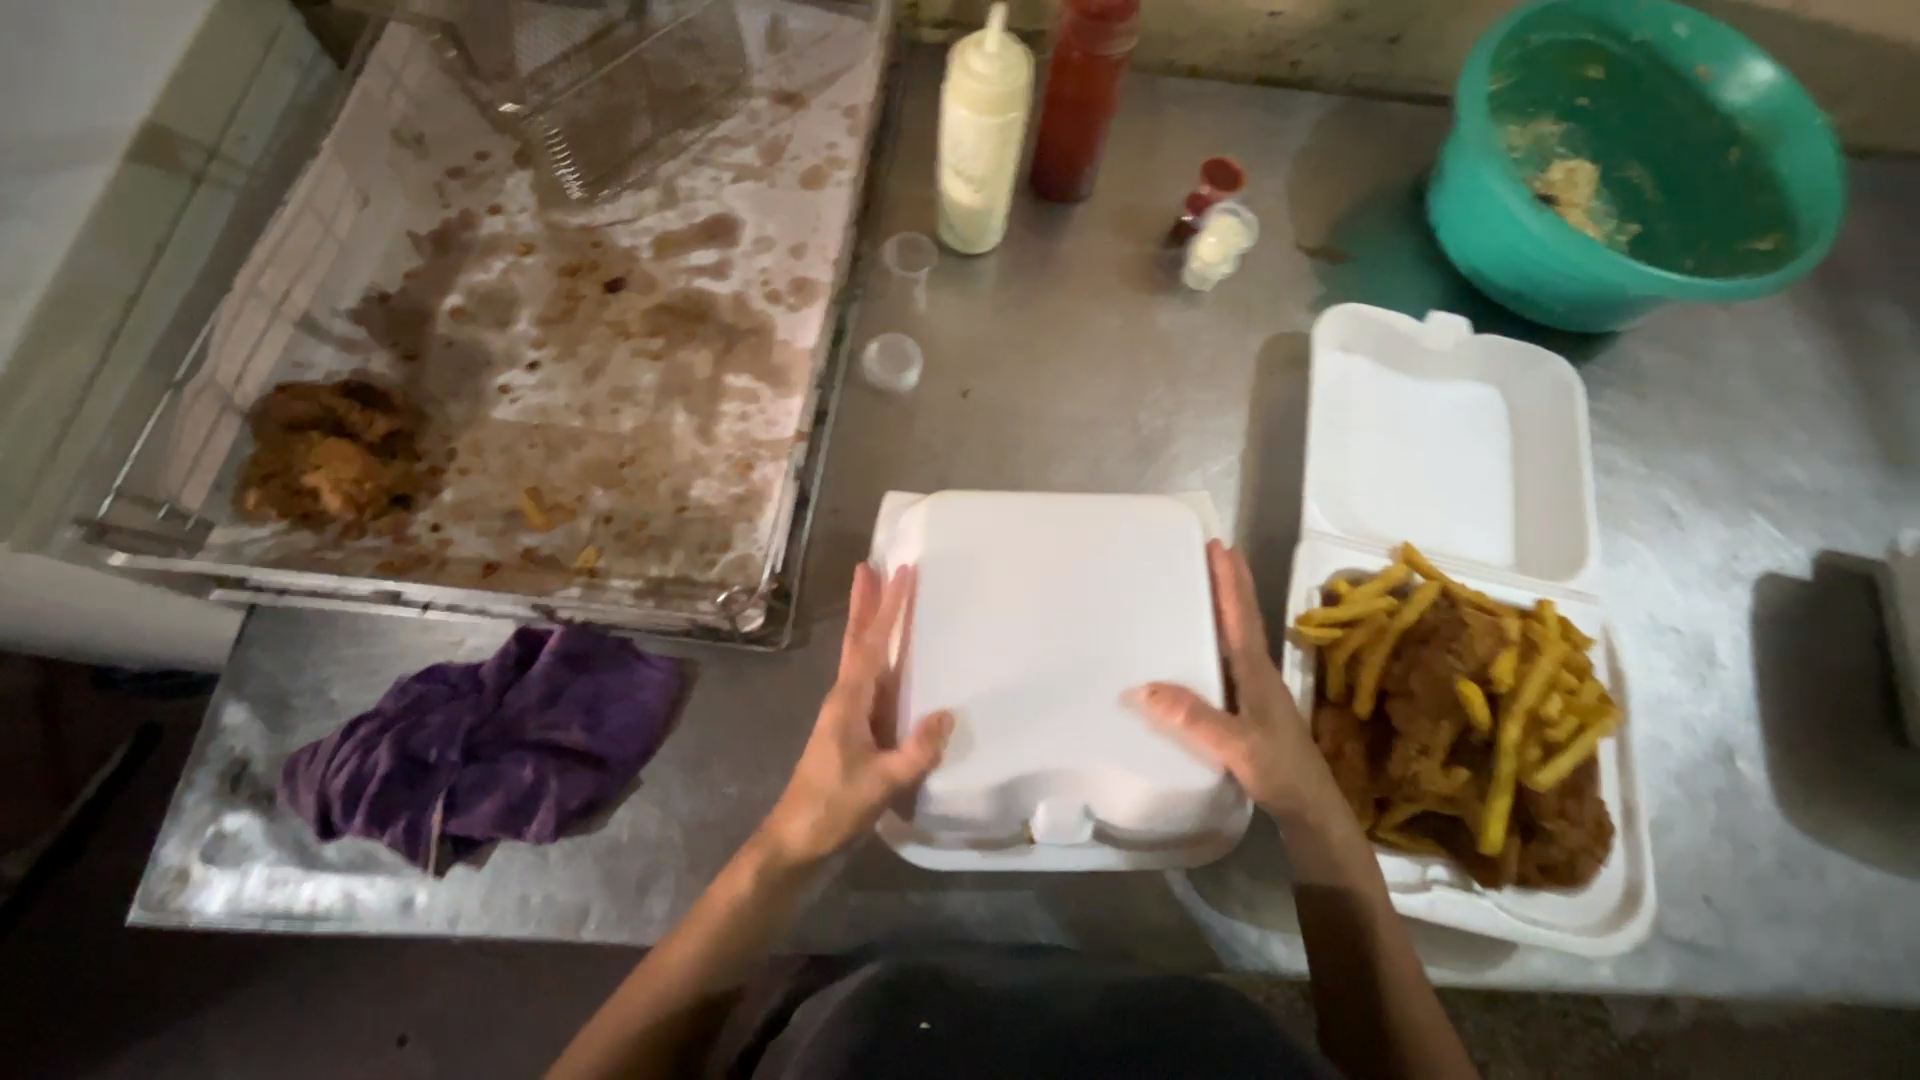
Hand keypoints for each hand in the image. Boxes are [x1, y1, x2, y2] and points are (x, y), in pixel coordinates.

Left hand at [760, 563, 953, 866]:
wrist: (796, 839)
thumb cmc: (833, 807)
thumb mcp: (880, 783)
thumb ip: (916, 751)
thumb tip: (948, 714)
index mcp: (849, 701)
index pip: (871, 644)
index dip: (888, 608)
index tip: (900, 572)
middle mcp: (844, 698)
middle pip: (856, 640)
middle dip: (866, 603)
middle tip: (871, 566)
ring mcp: (846, 714)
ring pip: (860, 658)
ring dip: (869, 626)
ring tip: (879, 598)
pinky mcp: (851, 731)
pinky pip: (869, 683)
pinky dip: (879, 660)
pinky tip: (892, 663)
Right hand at [1138, 541, 1344, 824]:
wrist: (1311, 808)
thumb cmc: (1279, 771)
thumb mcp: (1236, 746)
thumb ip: (1194, 719)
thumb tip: (1142, 689)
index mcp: (1256, 673)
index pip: (1241, 617)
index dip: (1231, 581)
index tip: (1220, 546)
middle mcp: (1258, 673)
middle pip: (1243, 618)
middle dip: (1230, 583)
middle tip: (1212, 553)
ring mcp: (1257, 691)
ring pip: (1238, 637)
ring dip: (1226, 608)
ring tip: (1204, 587)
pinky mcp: (1250, 709)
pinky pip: (1228, 661)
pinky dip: (1217, 641)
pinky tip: (1200, 650)